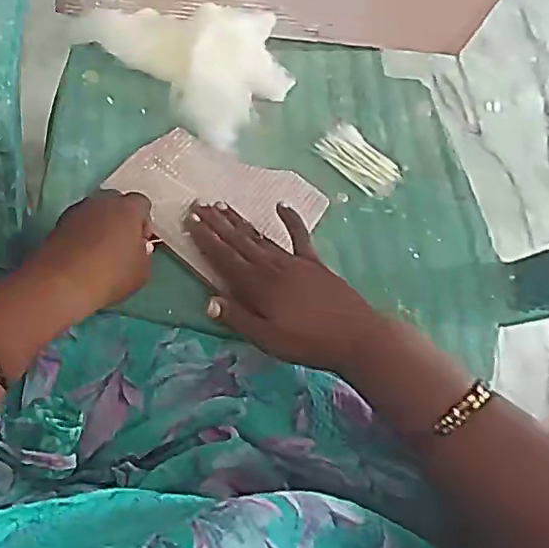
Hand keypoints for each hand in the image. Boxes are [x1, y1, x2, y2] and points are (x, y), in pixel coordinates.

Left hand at [23, 191, 155, 312]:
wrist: (62, 283)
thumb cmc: (110, 276)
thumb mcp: (141, 272)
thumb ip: (144, 253)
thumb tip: (137, 247)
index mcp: (127, 208)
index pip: (141, 204)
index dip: (143, 223)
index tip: (140, 243)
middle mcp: (102, 201)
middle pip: (115, 202)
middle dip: (120, 218)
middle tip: (121, 244)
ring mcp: (77, 210)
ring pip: (94, 211)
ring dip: (99, 224)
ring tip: (99, 250)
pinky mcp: (59, 222)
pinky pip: (78, 222)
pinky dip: (82, 232)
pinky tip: (82, 253)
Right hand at [184, 202, 388, 373]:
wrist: (358, 338)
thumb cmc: (308, 343)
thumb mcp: (267, 338)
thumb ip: (238, 318)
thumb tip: (209, 301)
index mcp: (257, 285)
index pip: (224, 257)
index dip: (206, 238)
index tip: (190, 221)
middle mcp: (272, 267)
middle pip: (238, 240)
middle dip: (216, 222)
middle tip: (198, 205)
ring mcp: (294, 262)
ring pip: (260, 236)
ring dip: (240, 221)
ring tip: (222, 205)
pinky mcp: (314, 263)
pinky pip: (300, 237)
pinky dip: (291, 220)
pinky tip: (281, 206)